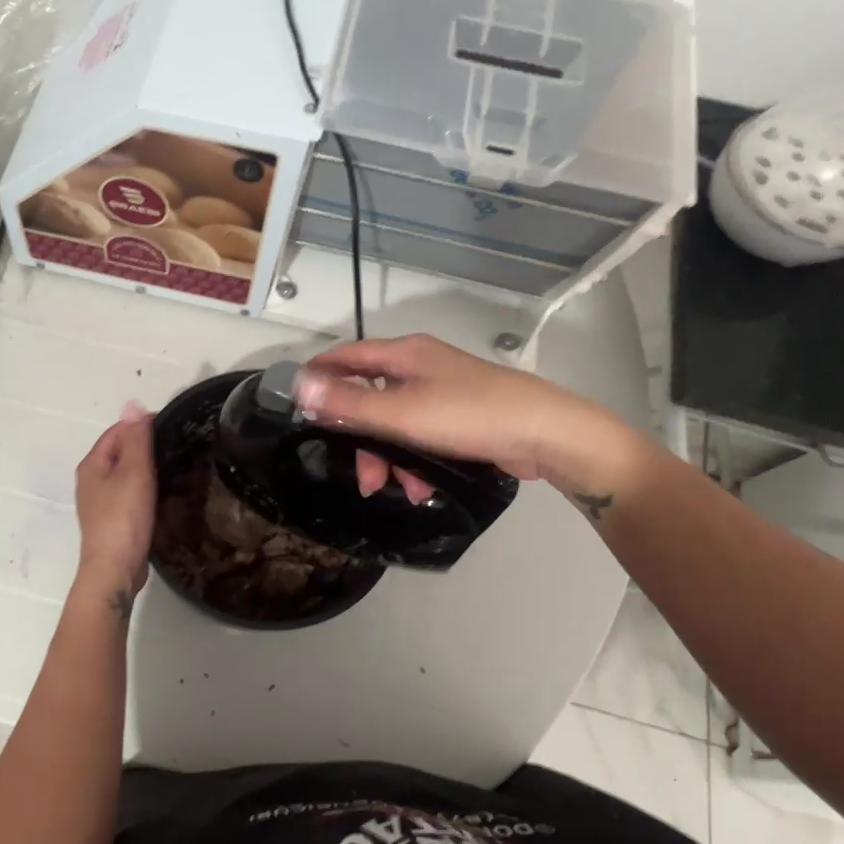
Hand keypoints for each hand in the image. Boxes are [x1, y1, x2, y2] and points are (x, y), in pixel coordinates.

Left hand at [75, 404, 156, 593]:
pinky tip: (162, 493)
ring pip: (125, 474)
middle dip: (145, 445)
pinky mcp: (113, 521)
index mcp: (92, 464)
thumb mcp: (133, 472)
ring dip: (146, 468)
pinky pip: (130, 494)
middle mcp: (91, 481)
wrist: (115, 569)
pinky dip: (145, 489)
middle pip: (120, 452)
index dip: (142, 424)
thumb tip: (132, 403)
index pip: (117, 431)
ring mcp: (100, 503)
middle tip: (178, 446)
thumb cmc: (124, 518)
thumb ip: (136, 438)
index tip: (173, 426)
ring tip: (174, 466)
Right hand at [294, 334, 645, 495]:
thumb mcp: (401, 414)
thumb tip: (299, 385)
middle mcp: (420, 366)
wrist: (547, 434)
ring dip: (391, 458)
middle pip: (370, 399)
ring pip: (396, 424)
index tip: (296, 405)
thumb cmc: (469, 415)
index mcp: (404, 355)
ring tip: (401, 488)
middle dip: (362, 440)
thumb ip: (348, 404)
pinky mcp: (459, 417)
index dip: (319, 376)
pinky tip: (423, 487)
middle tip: (360, 475)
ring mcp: (442, 391)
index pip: (347, 356)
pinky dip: (416, 461)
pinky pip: (421, 437)